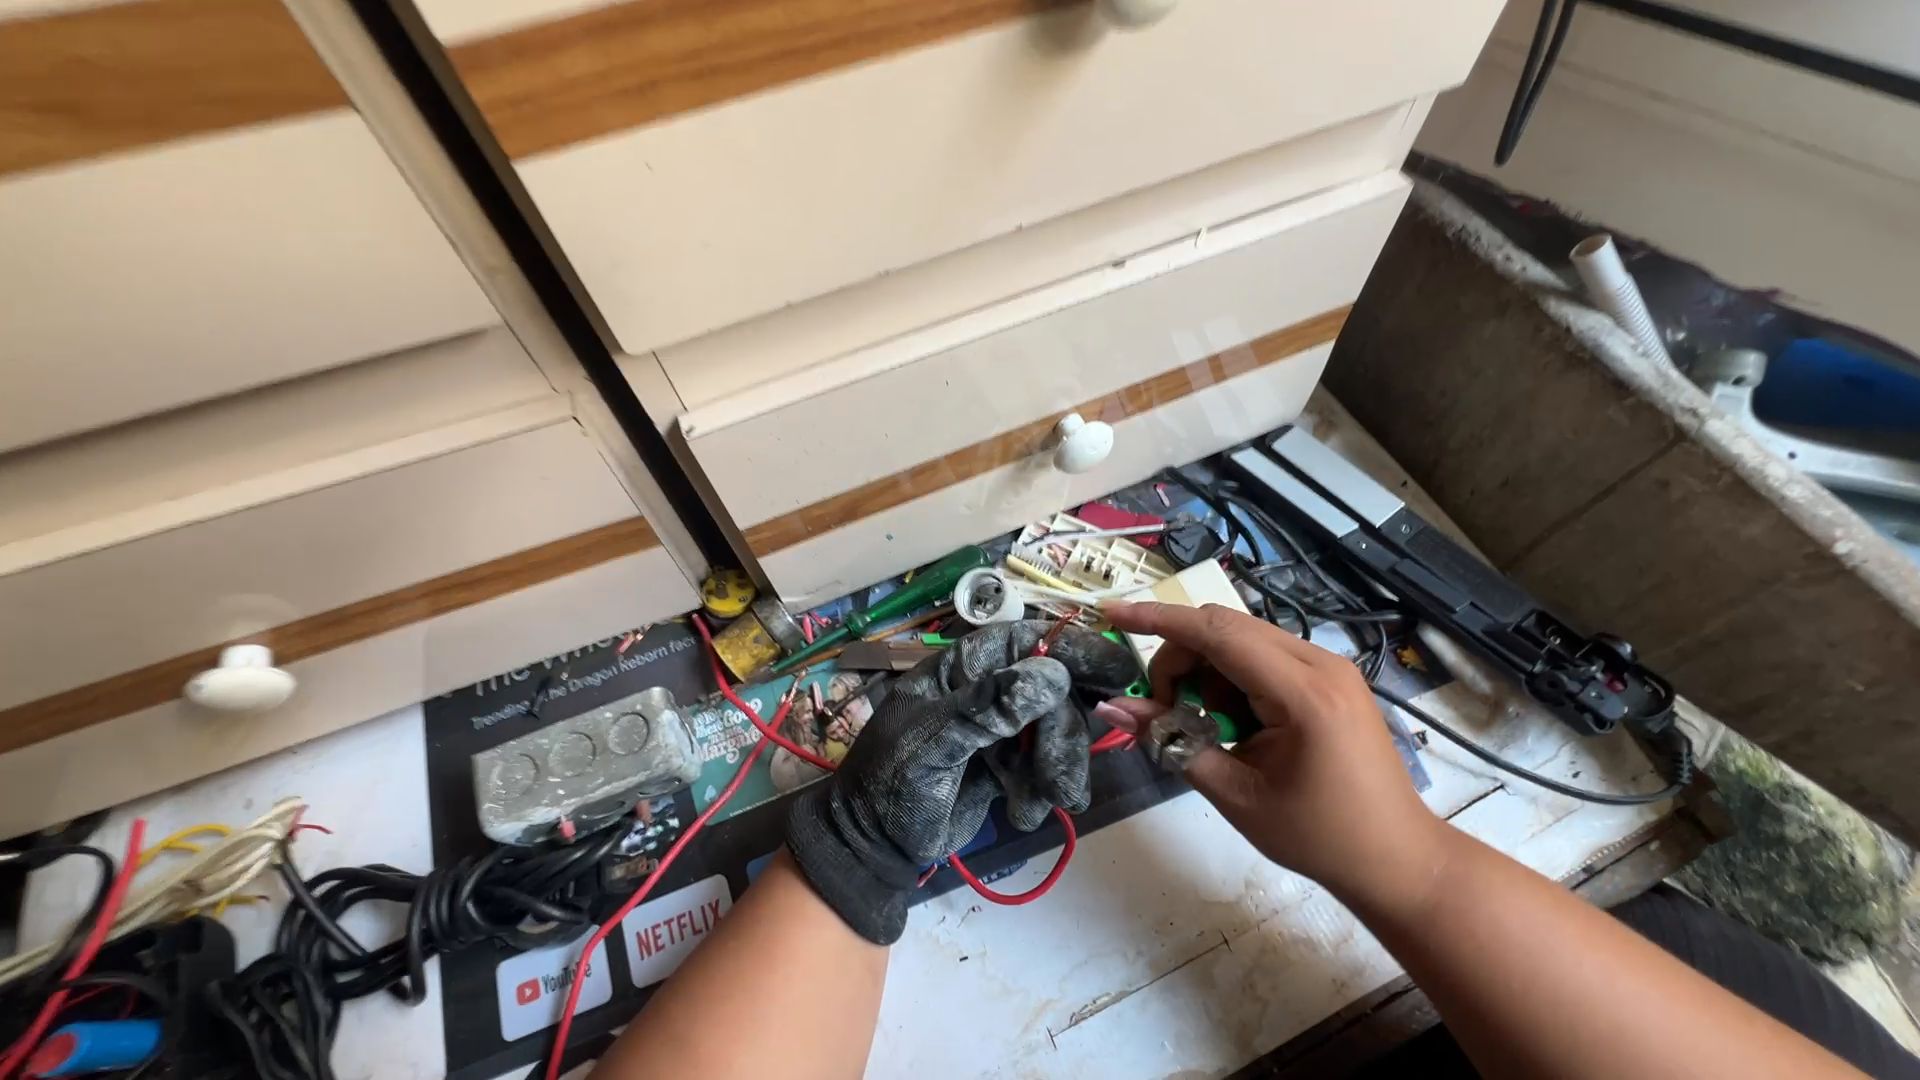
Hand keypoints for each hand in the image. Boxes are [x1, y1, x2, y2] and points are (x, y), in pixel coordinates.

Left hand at [787, 620, 1137, 943]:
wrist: (877, 845)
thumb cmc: (889, 783)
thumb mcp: (930, 743)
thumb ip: (987, 708)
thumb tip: (1050, 675)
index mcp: (962, 669)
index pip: (1025, 641)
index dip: (1073, 649)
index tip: (1117, 669)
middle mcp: (987, 689)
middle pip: (1054, 691)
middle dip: (1064, 735)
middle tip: (1062, 784)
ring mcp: (1001, 726)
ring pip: (1058, 729)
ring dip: (1058, 768)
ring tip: (1042, 804)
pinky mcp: (1011, 762)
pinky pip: (1049, 763)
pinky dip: (1044, 789)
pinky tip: (1022, 812)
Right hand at [1097, 602, 1447, 910]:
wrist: (1396, 857)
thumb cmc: (1318, 836)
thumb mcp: (1234, 793)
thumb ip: (1170, 742)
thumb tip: (1111, 709)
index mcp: (1303, 692)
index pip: (1215, 632)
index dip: (1157, 618)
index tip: (1111, 614)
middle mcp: (1319, 662)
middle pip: (1222, 628)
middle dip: (1179, 659)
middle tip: (1165, 712)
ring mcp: (1328, 665)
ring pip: (1238, 639)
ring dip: (1206, 672)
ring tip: (1213, 730)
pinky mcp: (1328, 675)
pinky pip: (1260, 655)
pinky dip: (1231, 680)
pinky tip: (1238, 724)